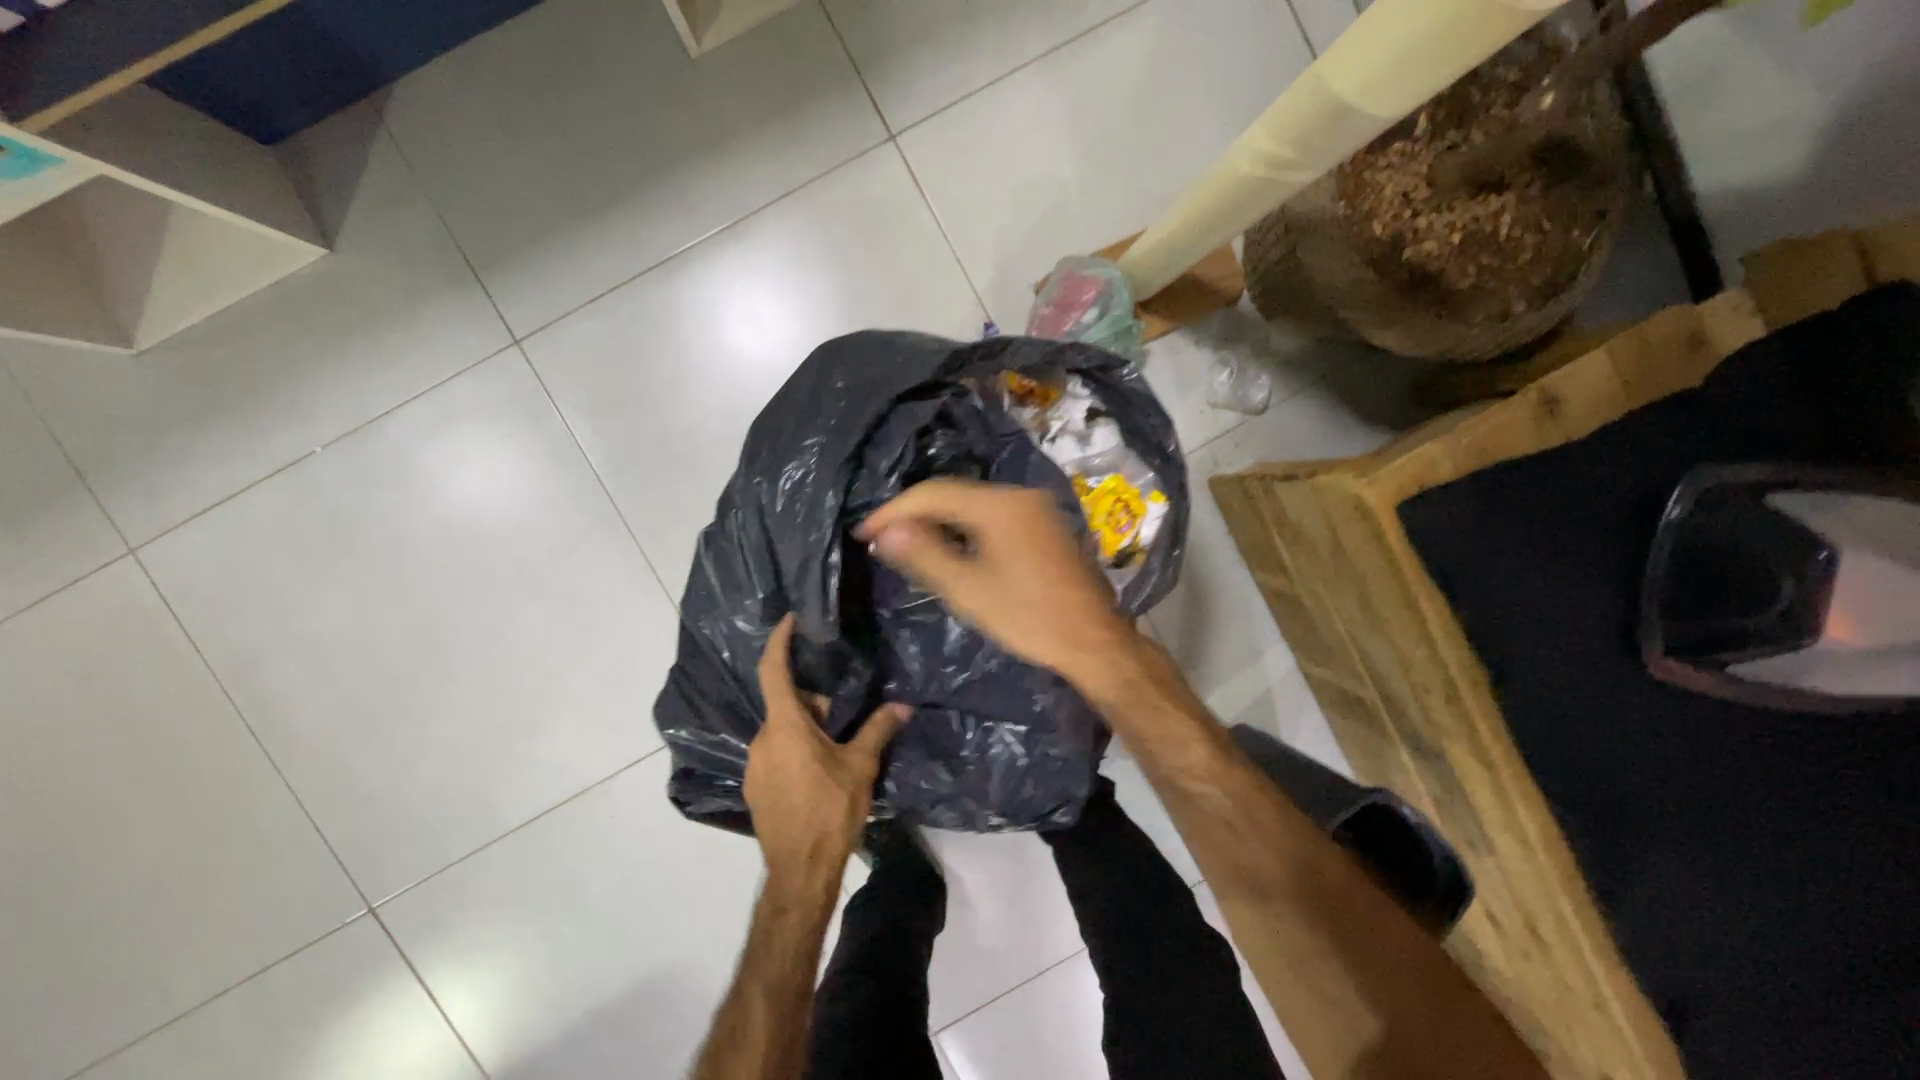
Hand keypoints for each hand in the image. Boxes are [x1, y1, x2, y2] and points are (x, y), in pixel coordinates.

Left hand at [748, 614, 910, 887]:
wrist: (801, 869)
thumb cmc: (831, 811)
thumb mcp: (860, 766)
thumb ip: (878, 729)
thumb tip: (903, 704)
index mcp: (785, 727)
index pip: (774, 670)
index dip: (780, 641)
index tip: (790, 620)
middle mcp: (762, 740)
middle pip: (786, 705)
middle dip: (814, 704)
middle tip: (844, 719)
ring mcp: (754, 766)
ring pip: (782, 731)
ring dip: (806, 731)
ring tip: (837, 752)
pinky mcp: (755, 787)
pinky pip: (776, 754)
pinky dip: (795, 752)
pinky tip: (819, 776)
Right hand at [855, 479, 1138, 686]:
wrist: (1094, 641)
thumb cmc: (1029, 617)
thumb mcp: (968, 590)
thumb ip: (923, 555)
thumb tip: (883, 531)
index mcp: (999, 505)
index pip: (932, 493)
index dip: (893, 511)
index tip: (862, 534)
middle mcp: (1019, 495)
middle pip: (953, 494)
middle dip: (914, 514)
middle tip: (880, 540)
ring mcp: (1036, 508)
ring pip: (973, 504)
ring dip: (938, 521)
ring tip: (906, 545)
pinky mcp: (1045, 525)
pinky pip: (993, 516)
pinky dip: (965, 528)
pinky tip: (949, 549)